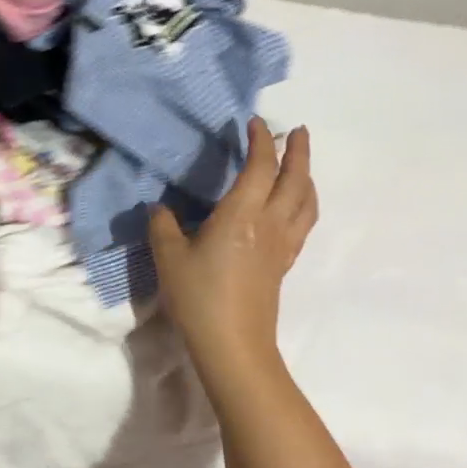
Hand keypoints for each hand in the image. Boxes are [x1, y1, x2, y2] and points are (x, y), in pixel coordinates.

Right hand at [149, 118, 316, 370]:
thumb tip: (160, 208)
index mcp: (242, 214)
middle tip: (298, 132)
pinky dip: (304, 203)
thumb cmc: (198, 296)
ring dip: (306, 177)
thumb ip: (163, 225)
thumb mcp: (168, 257)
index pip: (260, 167)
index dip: (261, 141)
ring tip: (300, 166)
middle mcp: (270, 223)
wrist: (233, 344)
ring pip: (306, 201)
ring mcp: (282, 245)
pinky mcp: (283, 264)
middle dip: (298, 152)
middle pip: (295, 179)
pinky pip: (303, 222)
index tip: (257, 123)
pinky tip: (292, 207)